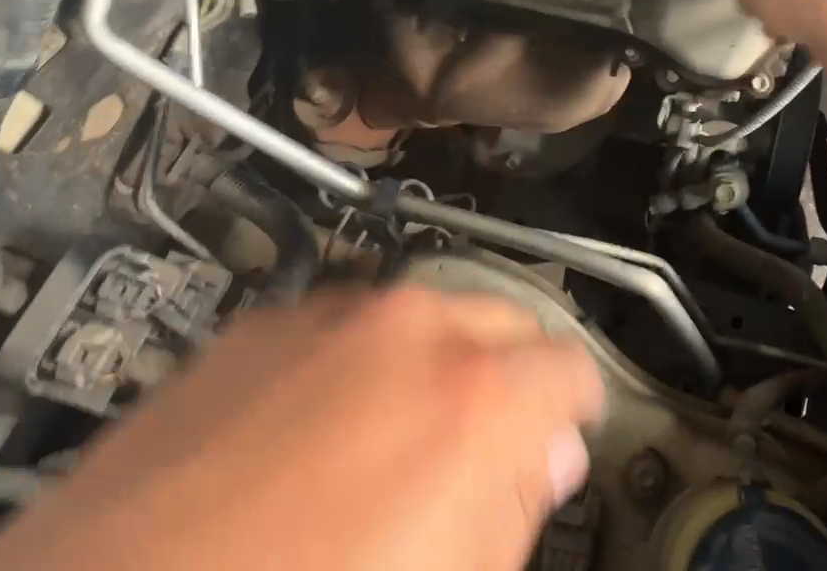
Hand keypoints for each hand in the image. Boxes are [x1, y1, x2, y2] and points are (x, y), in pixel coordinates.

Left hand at [0, 287, 603, 570]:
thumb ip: (515, 509)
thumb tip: (545, 458)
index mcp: (475, 396)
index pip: (573, 368)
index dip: (575, 414)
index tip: (557, 444)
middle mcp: (408, 330)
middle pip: (504, 320)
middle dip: (507, 379)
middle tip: (475, 455)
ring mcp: (323, 321)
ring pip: (422, 316)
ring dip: (427, 366)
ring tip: (384, 452)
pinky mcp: (252, 331)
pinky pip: (341, 329)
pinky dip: (353, 365)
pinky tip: (311, 441)